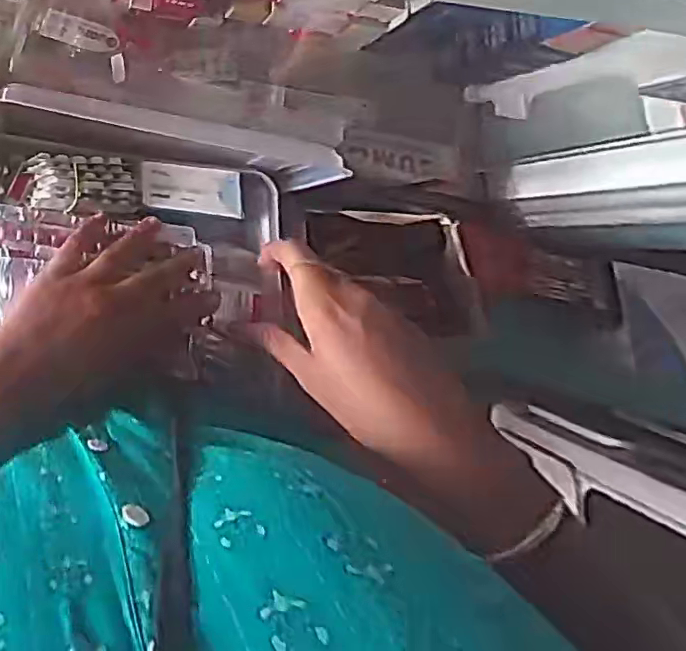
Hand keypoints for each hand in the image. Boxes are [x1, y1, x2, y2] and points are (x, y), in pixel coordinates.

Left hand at [0, 216, 216, 418]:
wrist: (13, 380)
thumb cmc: (63, 397)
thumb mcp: (113, 387)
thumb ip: (143, 365)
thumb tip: (173, 357)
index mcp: (130, 332)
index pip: (174, 314)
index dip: (196, 305)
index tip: (213, 295)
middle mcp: (112, 299)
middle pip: (154, 277)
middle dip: (180, 265)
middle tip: (198, 254)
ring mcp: (82, 281)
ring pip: (119, 252)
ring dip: (141, 238)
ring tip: (157, 224)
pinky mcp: (54, 272)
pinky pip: (76, 244)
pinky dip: (90, 229)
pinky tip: (102, 217)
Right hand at [238, 239, 553, 551]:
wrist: (441, 435)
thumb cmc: (363, 406)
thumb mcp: (310, 377)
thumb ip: (276, 343)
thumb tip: (245, 326)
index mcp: (323, 301)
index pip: (296, 252)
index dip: (275, 249)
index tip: (262, 263)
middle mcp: (354, 293)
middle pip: (318, 266)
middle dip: (295, 275)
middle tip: (278, 298)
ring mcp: (383, 306)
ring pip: (343, 285)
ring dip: (322, 294)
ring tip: (310, 324)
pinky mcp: (405, 322)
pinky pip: (366, 303)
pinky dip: (348, 310)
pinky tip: (348, 344)